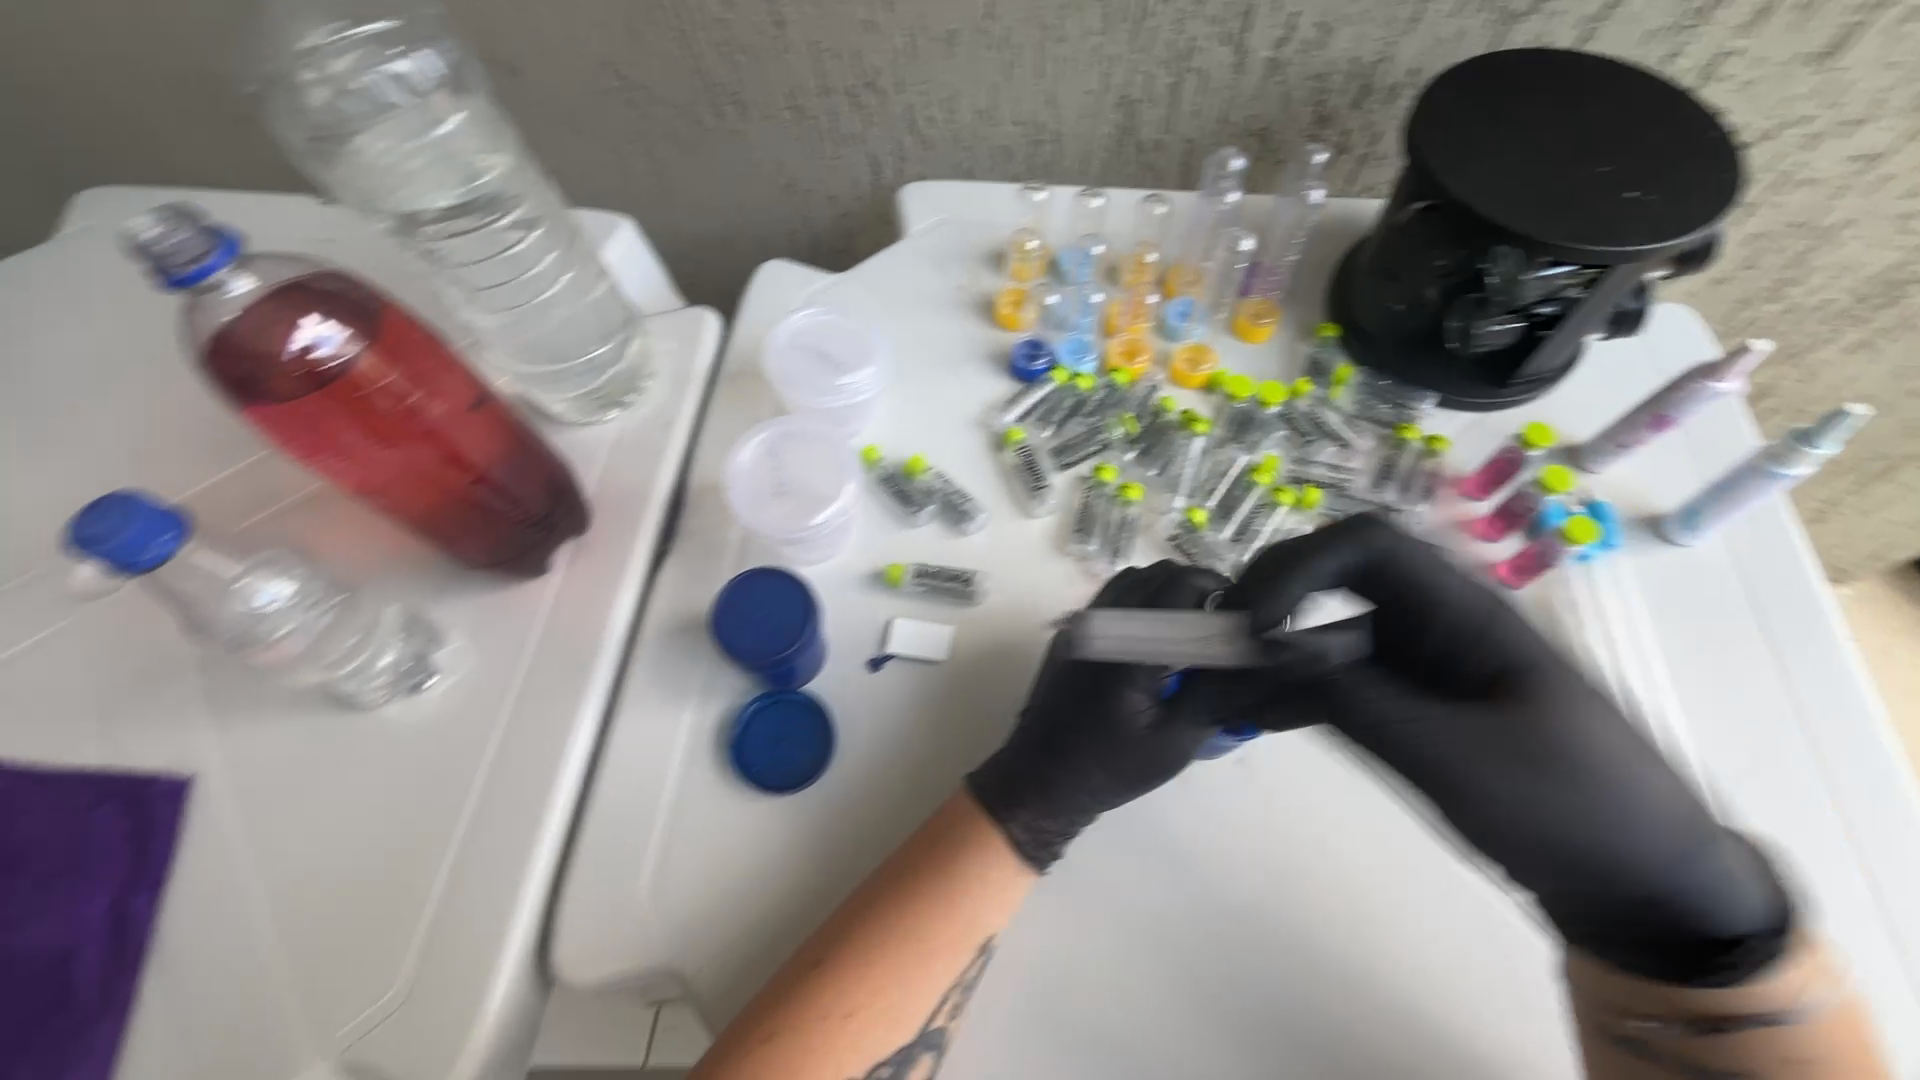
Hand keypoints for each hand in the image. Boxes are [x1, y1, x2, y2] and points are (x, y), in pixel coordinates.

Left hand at [967, 560, 1231, 871]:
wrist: (1042, 778)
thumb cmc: (1112, 767)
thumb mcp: (1176, 739)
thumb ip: (1217, 690)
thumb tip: (1257, 652)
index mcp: (1130, 645)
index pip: (1182, 585)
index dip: (1220, 590)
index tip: (1243, 618)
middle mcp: (1102, 622)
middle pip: (1159, 574)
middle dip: (1198, 589)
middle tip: (1221, 624)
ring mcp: (1082, 624)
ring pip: (1134, 581)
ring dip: (1168, 593)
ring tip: (1191, 629)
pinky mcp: (1071, 633)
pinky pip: (1112, 598)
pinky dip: (1142, 603)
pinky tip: (1156, 639)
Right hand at [1223, 514, 1789, 984]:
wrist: (1645, 883)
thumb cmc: (1573, 810)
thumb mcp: (1458, 760)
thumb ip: (1358, 701)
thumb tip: (1268, 650)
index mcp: (1462, 611)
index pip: (1364, 546)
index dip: (1297, 569)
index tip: (1254, 626)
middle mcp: (1431, 623)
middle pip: (1332, 574)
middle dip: (1268, 597)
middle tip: (1218, 642)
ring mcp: (1417, 666)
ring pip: (1322, 632)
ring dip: (1266, 654)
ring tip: (1215, 690)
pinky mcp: (1408, 707)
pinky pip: (1332, 684)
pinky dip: (1286, 695)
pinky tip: (1250, 719)